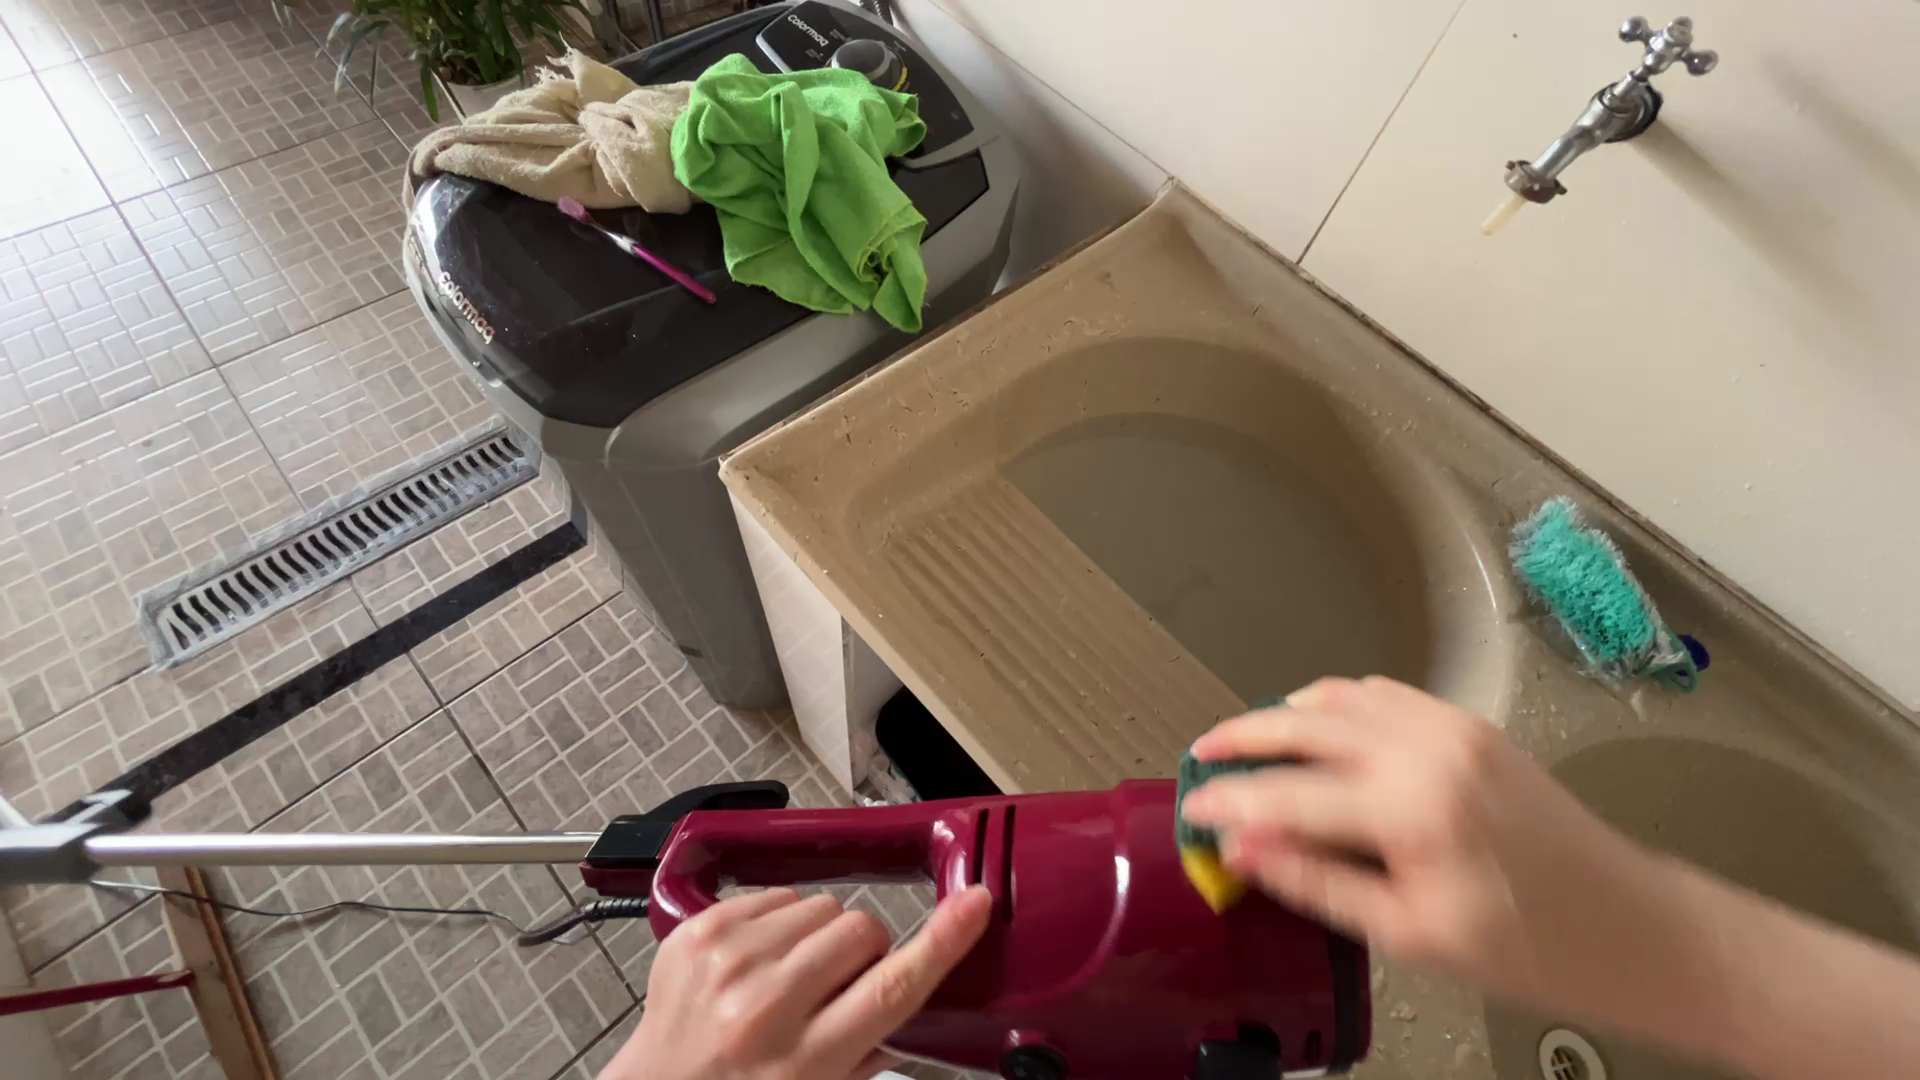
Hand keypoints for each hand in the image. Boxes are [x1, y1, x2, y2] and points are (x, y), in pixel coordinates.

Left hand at [599, 885, 992, 1079]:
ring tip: (786, 975)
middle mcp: (763, 1007)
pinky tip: (758, 959)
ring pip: (823, 904)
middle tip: (832, 988)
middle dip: (861, 952)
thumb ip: (869, 1050)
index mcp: (802, 1062)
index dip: (942, 942)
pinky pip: (779, 893)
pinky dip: (781, 920)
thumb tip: (910, 987)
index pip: (891, 990)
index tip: (974, 904)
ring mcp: (727, 960)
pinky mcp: (701, 928)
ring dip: (819, 933)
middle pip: (860, 930)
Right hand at [1185, 676, 1919, 1079]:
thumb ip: (1316, 881)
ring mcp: (1449, 727)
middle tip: (1204, 754)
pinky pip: (1379, 692)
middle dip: (1242, 735)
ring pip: (1337, 695)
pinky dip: (1332, 702)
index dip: (1231, 798)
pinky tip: (1316, 725)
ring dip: (1283, 712)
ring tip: (1248, 739)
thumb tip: (1243, 849)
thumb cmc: (1535, 949)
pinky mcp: (1465, 723)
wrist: (1646, 931)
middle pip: (1303, 722)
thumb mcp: (1411, 936)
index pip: (1289, 794)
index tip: (1195, 805)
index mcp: (1414, 810)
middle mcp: (1427, 750)